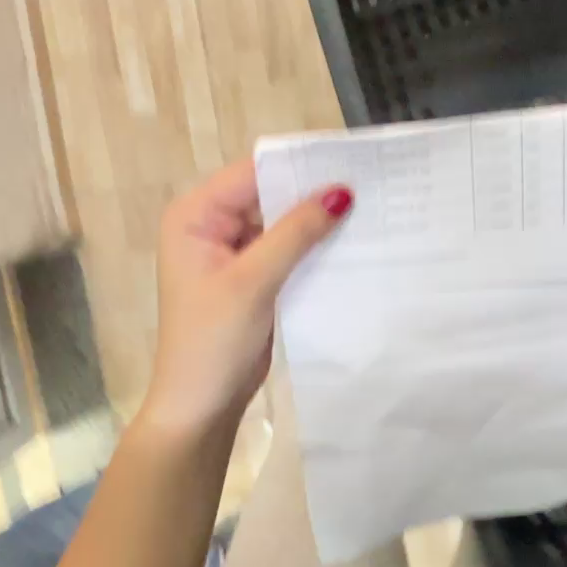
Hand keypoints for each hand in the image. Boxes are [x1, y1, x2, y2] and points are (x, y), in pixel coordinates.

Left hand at [144, 159, 351, 432]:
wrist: (201, 405)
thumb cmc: (213, 339)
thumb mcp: (253, 281)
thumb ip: (296, 233)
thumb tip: (342, 191)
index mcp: (195, 215)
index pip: (252, 173)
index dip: (299, 165)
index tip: (350, 161)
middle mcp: (211, 225)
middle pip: (268, 195)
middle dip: (312, 193)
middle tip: (370, 184)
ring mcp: (232, 253)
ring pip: (281, 223)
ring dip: (317, 221)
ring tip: (371, 209)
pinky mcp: (253, 278)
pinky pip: (286, 251)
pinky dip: (313, 249)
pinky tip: (351, 244)